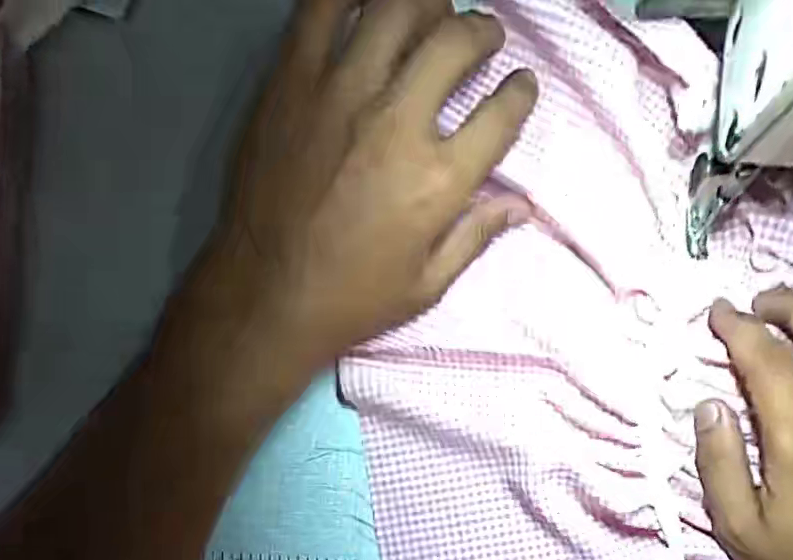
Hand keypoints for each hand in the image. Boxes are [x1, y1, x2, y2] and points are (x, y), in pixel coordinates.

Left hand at [179, 0, 537, 386]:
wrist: (269, 291)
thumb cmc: (357, 297)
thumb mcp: (429, 284)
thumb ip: (476, 235)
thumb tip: (522, 206)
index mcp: (438, 182)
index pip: (498, 117)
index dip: (520, 93)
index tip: (523, 85)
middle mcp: (396, 123)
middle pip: (452, 45)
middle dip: (481, 31)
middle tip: (485, 32)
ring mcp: (340, 91)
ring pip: (393, 9)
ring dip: (425, 2)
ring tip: (434, 9)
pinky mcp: (291, 78)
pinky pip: (323, 7)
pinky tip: (368, 3)